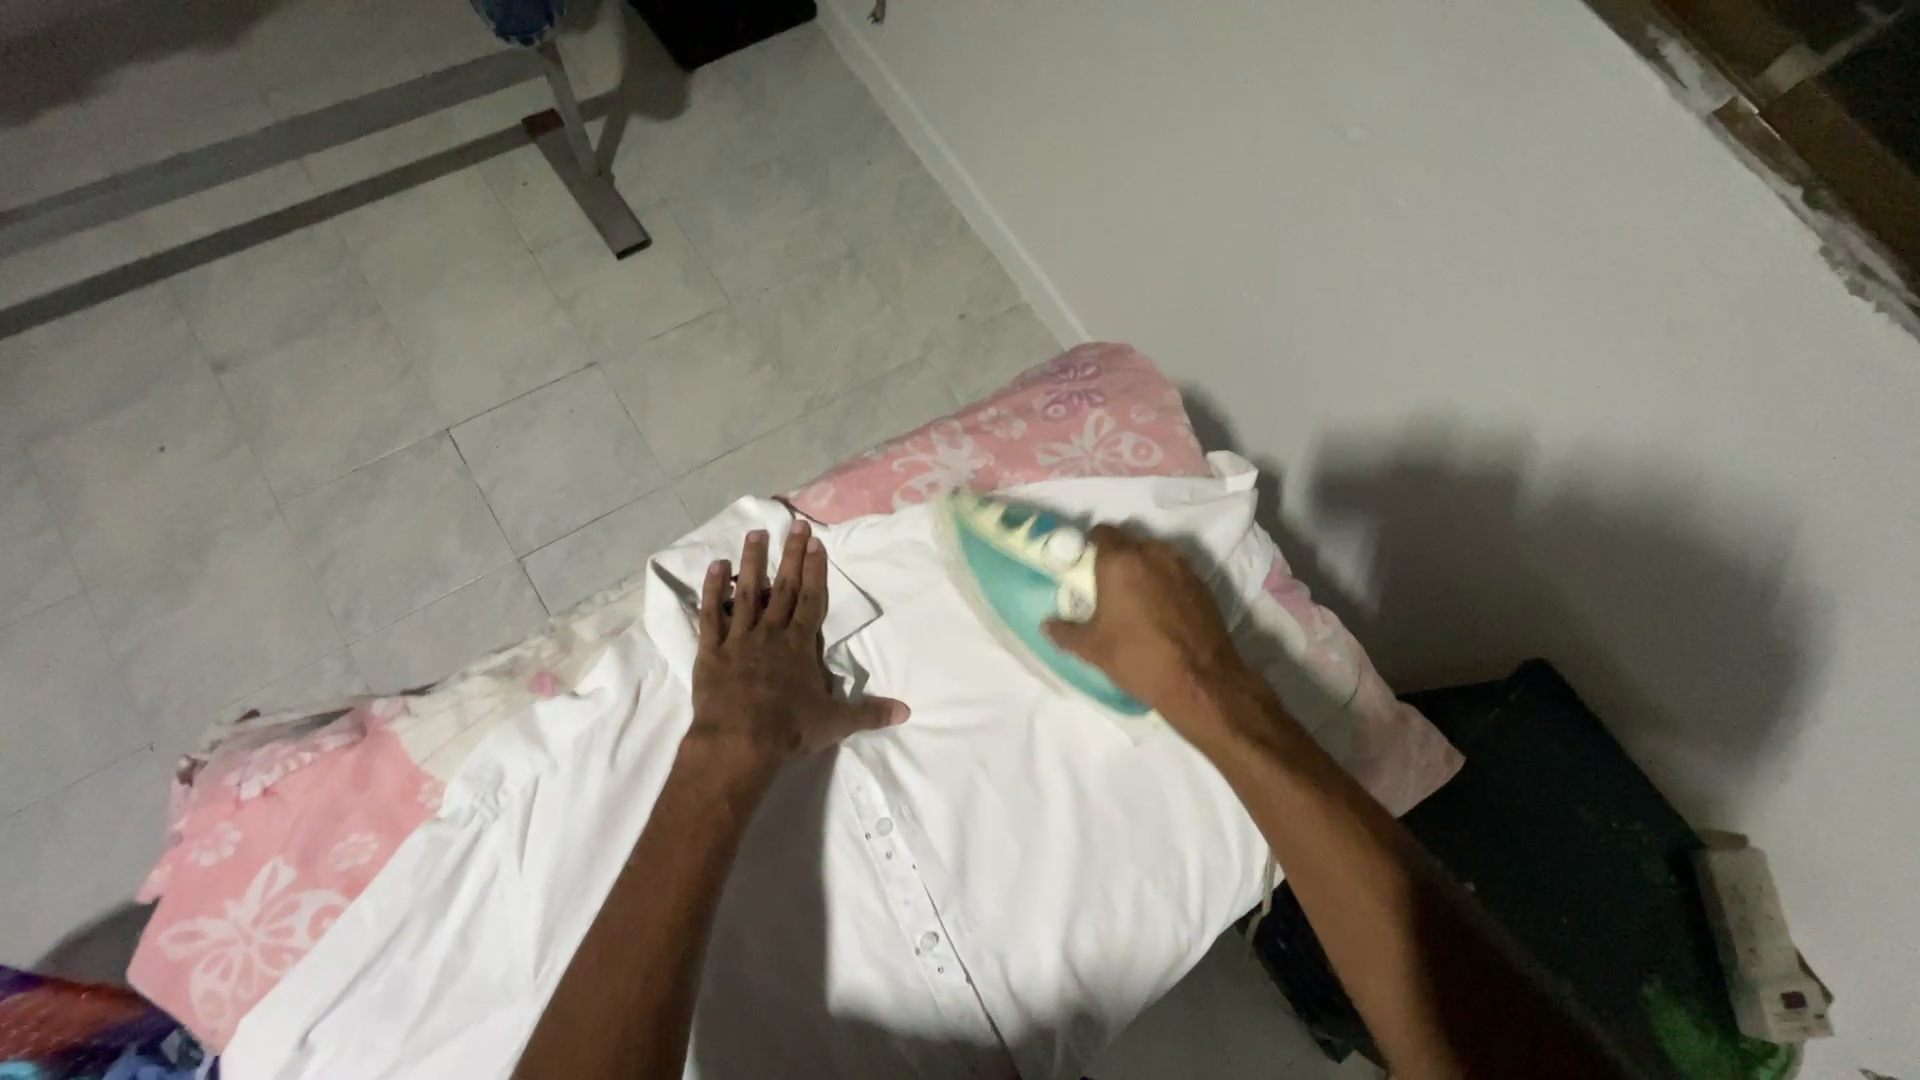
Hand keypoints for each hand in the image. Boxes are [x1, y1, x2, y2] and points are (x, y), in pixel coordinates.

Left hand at [690, 520, 908, 763]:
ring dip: (752, 562)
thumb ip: (869, 713)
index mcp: (800, 645)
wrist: (738, 742)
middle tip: (795, 525)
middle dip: (792, 555)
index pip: (812, 599)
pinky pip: (712, 614)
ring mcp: (738, 639)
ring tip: (756, 533)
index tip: (816, 543)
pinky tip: (716, 567)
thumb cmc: (789, 729)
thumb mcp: (835, 723)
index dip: (816, 570)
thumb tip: (906, 712)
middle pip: (784, 587)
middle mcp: (771, 633)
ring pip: (746, 592)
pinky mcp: (711, 651)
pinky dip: (712, 590)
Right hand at [1043, 524, 1263, 735]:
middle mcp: (1153, 554)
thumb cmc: (1138, 658)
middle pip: (1130, 541)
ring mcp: (1183, 567)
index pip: (1102, 532)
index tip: (1085, 563)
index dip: (1091, 544)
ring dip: (1144, 567)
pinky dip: (1166, 582)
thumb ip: (1066, 632)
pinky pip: (1177, 572)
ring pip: (1157, 555)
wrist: (1201, 681)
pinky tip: (1162, 609)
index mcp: (1120, 561)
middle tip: (1108, 582)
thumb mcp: (1092, 649)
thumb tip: (1047, 624)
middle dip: (1118, 555)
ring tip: (1136, 596)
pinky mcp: (1204, 585)